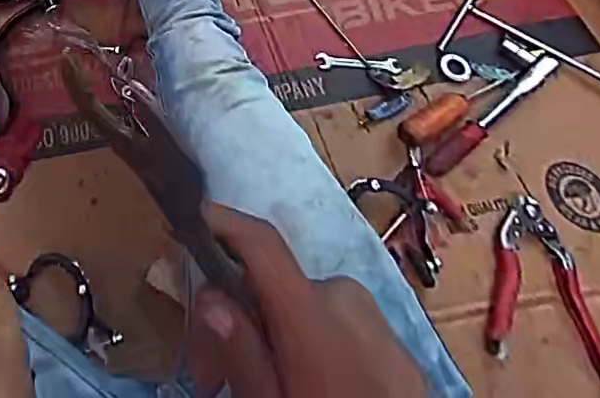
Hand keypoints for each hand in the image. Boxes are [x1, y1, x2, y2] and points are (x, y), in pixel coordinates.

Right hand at [188, 204, 426, 397]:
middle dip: (239, 312)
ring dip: (276, 331)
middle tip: (211, 368)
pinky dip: (315, 346)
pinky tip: (308, 384)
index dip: (222, 220)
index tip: (189, 218)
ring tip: (262, 380)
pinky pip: (345, 330)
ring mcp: (390, 337)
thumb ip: (242, 354)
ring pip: (309, 305)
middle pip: (277, 282)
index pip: (263, 242)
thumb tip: (211, 297)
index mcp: (318, 321)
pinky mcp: (410, 363)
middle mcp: (355, 311)